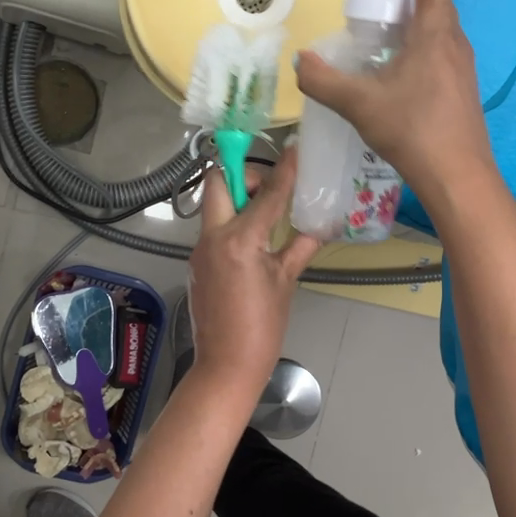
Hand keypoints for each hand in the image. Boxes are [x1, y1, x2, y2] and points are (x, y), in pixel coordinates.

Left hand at [185, 149, 320, 393]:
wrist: (226, 365)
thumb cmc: (262, 328)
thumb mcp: (286, 282)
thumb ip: (300, 246)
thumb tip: (320, 225)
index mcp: (239, 240)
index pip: (266, 193)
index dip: (284, 170)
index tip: (294, 150)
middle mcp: (212, 238)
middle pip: (217, 181)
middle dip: (241, 173)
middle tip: (266, 187)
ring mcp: (199, 250)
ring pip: (213, 206)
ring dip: (236, 199)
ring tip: (265, 214)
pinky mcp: (195, 263)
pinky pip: (212, 230)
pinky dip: (232, 225)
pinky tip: (254, 243)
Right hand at [294, 0, 496, 200]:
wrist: (459, 177)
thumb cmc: (414, 131)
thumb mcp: (359, 104)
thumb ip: (323, 80)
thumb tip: (300, 62)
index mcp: (436, 27)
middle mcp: (454, 37)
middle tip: (362, 8)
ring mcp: (461, 63)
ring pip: (433, 23)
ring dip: (403, 20)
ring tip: (369, 44)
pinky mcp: (460, 85)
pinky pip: (435, 48)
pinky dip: (411, 46)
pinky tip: (387, 78)